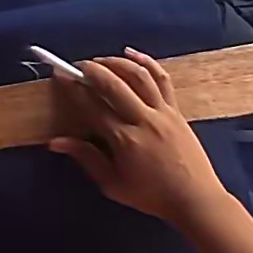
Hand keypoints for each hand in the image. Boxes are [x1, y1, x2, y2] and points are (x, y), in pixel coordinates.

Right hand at [47, 49, 230, 226]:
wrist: (196, 200)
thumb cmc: (151, 195)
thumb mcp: (113, 184)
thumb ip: (86, 158)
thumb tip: (55, 142)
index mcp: (123, 140)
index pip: (92, 106)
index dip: (73, 88)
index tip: (60, 75)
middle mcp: (142, 120)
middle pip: (113, 84)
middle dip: (92, 70)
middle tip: (77, 65)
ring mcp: (162, 112)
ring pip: (138, 76)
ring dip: (116, 63)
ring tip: (100, 60)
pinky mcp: (176, 110)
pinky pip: (162, 79)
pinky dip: (147, 62)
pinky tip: (131, 53)